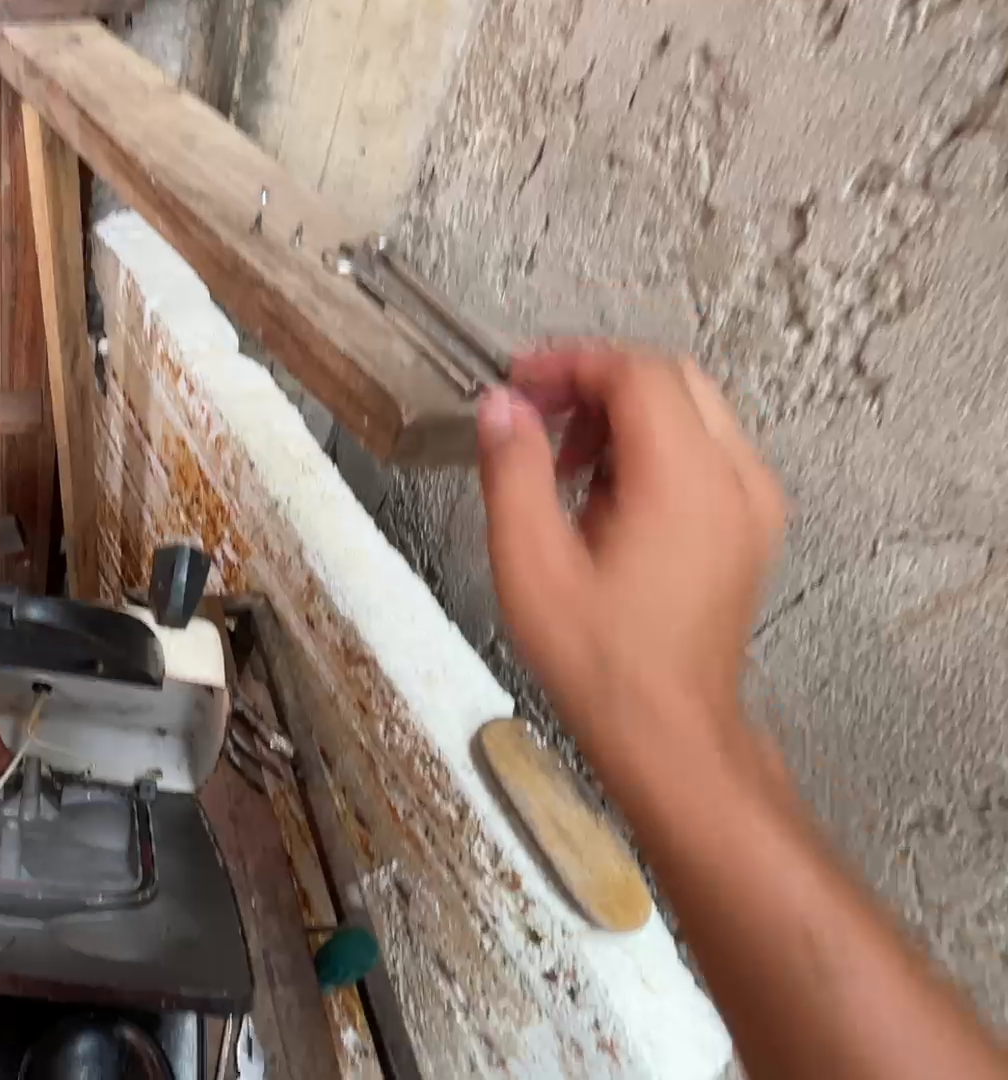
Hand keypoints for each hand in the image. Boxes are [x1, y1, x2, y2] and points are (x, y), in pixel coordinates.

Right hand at [475, 342, 783, 779]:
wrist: (661, 723)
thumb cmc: (593, 651)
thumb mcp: (527, 558)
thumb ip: (512, 470)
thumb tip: (500, 406)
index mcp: (685, 484)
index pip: (640, 375)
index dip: (572, 362)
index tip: (516, 378)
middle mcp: (736, 481)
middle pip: (671, 379)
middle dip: (592, 379)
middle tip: (529, 407)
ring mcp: (751, 502)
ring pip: (688, 409)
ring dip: (615, 411)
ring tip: (555, 456)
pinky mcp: (744, 523)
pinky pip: (699, 448)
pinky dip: (642, 443)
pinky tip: (595, 486)